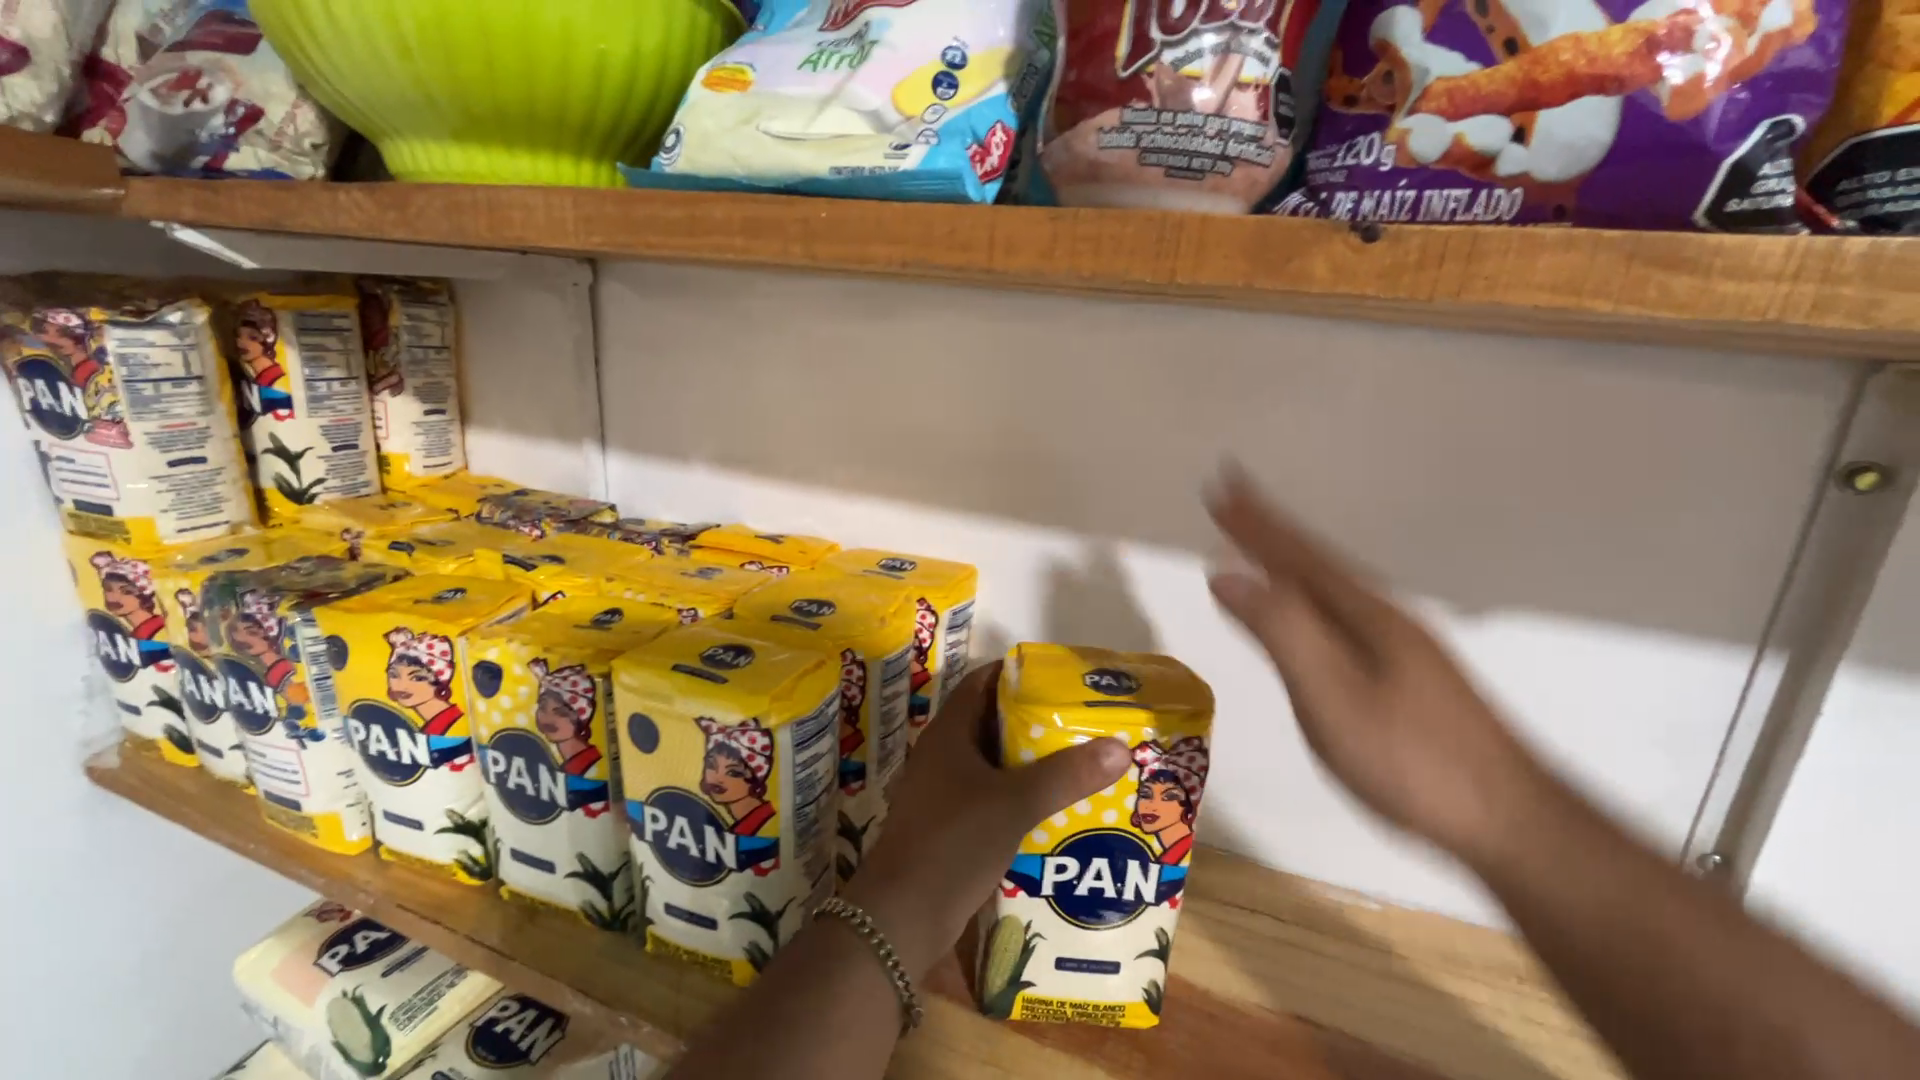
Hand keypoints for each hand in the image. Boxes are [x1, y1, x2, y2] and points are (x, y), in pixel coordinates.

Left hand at [843, 662, 1129, 978]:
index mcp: (949, 733)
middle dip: (1036, 721)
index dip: (1019, 675)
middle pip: (993, 723)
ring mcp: (944, 793)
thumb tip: (1120, 747)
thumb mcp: (1015, 802)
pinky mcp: (951, 827)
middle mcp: (944, 755)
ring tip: (1083, 763)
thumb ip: (1066, 774)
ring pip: (995, 765)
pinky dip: (1022, 798)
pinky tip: (1058, 810)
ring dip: (1032, 763)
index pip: (983, 682)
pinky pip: (993, 799)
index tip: (1063, 679)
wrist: (903, 916)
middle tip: (1085, 723)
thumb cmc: (953, 842)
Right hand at [1205, 467, 1556, 865]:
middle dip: (1270, 532)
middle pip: (1317, 565)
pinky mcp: (1408, 679)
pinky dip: (1311, 599)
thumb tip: (1227, 573)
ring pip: (1332, 591)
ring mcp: (1402, 649)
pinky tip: (1313, 616)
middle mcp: (1384, 618)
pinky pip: (1342, 617)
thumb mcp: (1330, 695)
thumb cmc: (1410, 759)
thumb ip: (1280, 631)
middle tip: (1232, 500)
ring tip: (1260, 547)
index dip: (1255, 523)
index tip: (1221, 485)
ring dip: (1290, 562)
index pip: (1297, 556)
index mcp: (1363, 615)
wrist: (1509, 821)